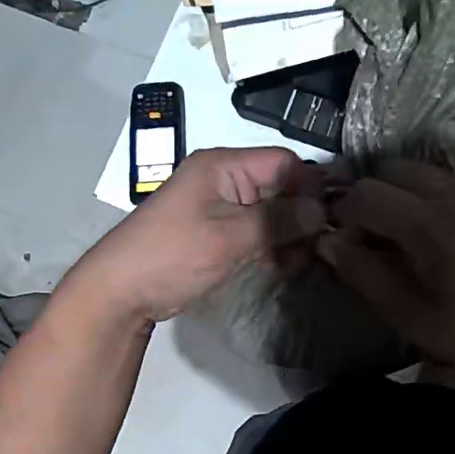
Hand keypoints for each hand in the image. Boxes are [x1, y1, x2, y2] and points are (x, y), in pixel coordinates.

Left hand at [65, 147, 325, 325]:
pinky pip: (260, 233)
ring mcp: (224, 209)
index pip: (284, 162)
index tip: (332, 216)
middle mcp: (227, 181)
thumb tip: (322, 212)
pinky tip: (293, 264)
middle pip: (282, 187)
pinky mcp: (222, 235)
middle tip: (328, 242)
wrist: (122, 292)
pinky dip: (277, 246)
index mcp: (224, 166)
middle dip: (305, 213)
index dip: (310, 186)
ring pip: (274, 213)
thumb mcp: (229, 236)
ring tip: (314, 256)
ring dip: (294, 233)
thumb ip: (279, 221)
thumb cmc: (172, 254)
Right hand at [317, 162, 454, 376]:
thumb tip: (326, 242)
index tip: (342, 242)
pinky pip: (443, 180)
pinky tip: (427, 231)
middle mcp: (454, 195)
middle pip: (390, 171)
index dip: (343, 215)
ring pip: (418, 171)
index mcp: (432, 225)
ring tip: (395, 233)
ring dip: (396, 193)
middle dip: (369, 198)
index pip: (366, 195)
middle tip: (368, 236)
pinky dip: (422, 194)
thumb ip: (363, 274)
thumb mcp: (409, 315)